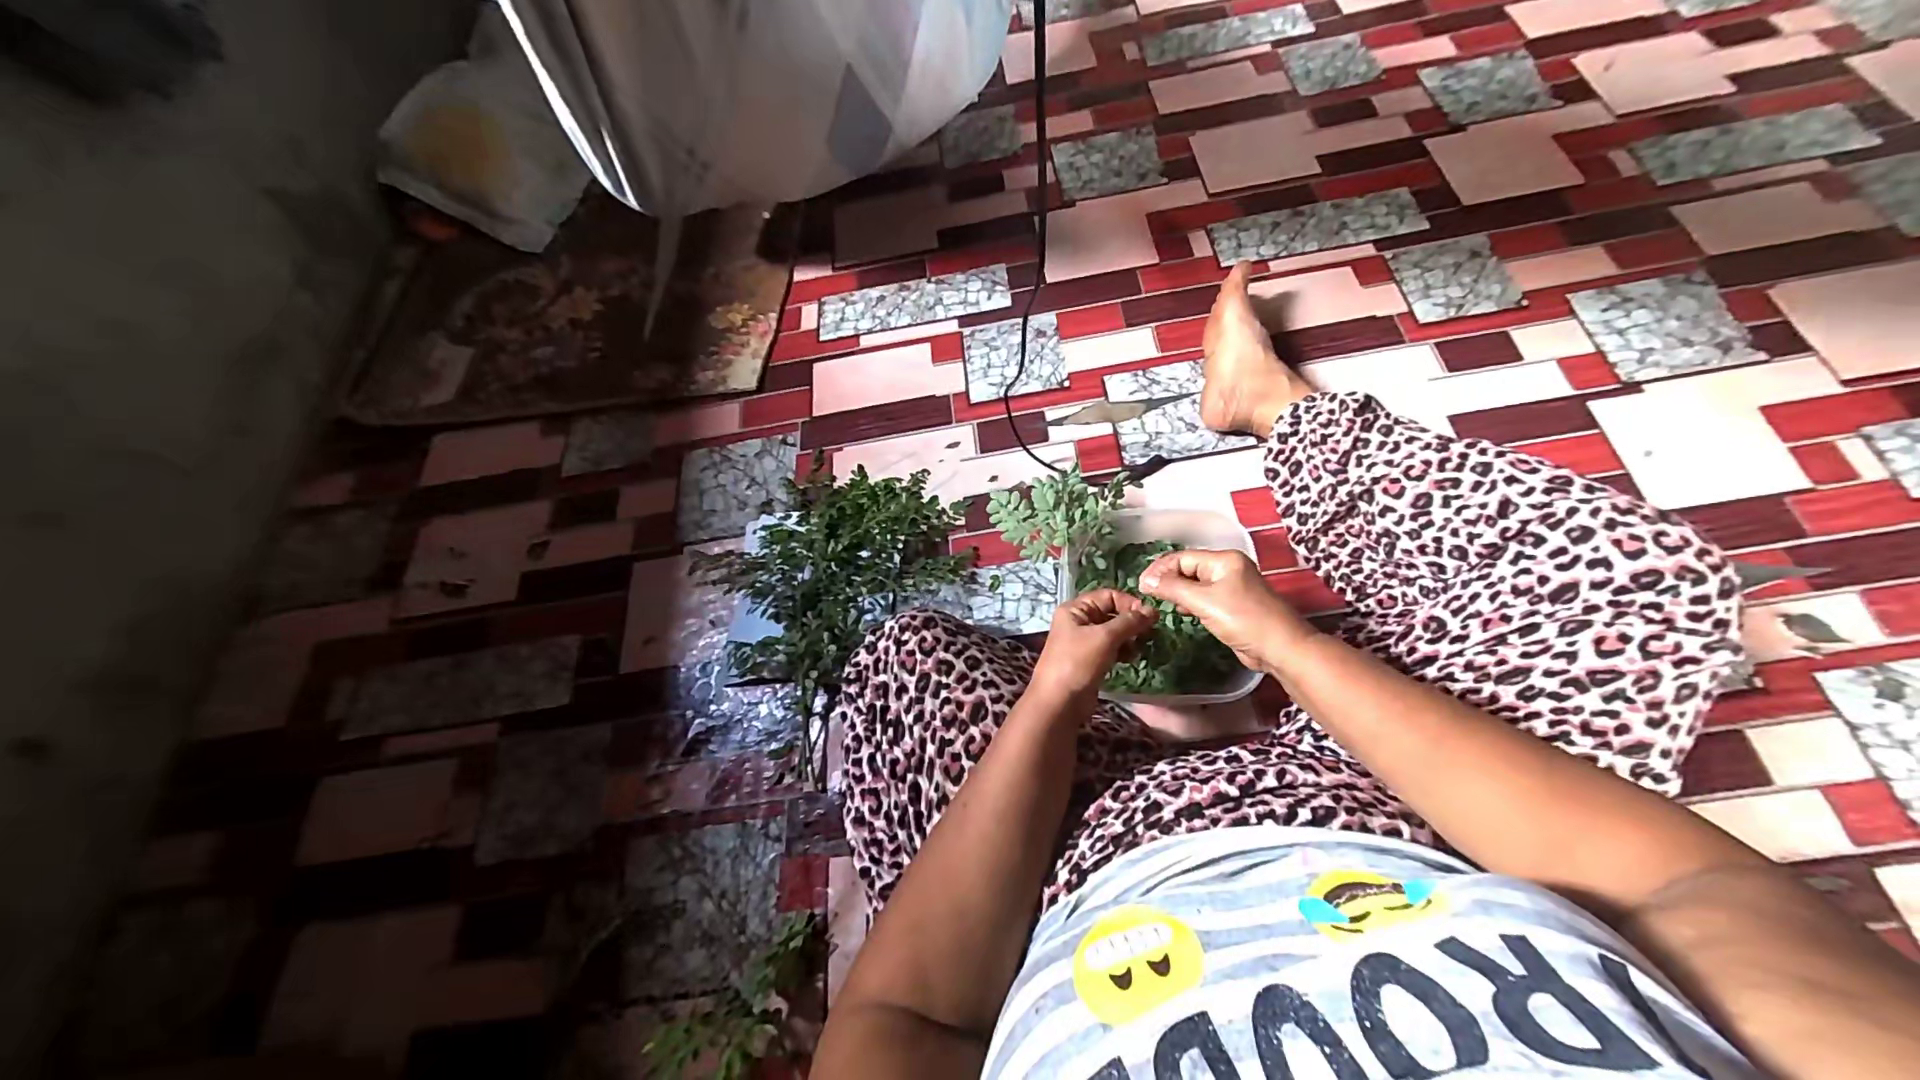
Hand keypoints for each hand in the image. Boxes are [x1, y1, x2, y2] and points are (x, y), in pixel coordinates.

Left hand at [1030, 589, 1158, 697]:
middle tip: (1149, 634)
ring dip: (1129, 637)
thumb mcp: (1105, 637)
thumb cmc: (1078, 663)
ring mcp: (1083, 642)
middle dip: (1131, 621)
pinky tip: (1131, 658)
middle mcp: (1078, 622)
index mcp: (1075, 609)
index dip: (1129, 603)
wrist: (1059, 702)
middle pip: (1111, 612)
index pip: (1108, 595)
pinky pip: (1111, 648)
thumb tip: (1153, 610)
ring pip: (1113, 632)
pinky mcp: (1090, 660)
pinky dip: (1122, 650)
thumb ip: (1130, 622)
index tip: (1150, 617)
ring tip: (1140, 647)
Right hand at [1138, 549, 1316, 674]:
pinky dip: (1190, 602)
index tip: (1141, 586)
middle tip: (1147, 595)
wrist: (1280, 648)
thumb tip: (1146, 580)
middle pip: (1188, 568)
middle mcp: (1228, 569)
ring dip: (1177, 592)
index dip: (1160, 569)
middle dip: (1167, 580)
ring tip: (1161, 603)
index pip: (1182, 557)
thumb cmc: (1243, 619)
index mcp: (1224, 560)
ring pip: (1195, 584)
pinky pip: (1204, 598)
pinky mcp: (1233, 605)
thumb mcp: (1203, 601)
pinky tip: (1181, 611)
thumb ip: (1172, 588)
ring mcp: (1232, 587)